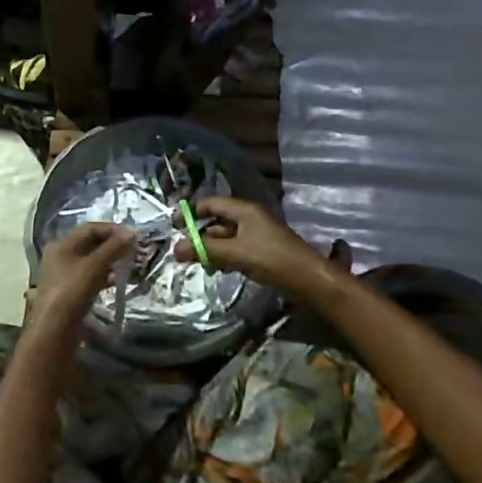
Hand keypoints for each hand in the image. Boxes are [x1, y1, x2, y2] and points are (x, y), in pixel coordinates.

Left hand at [34, 222, 134, 325]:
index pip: (90, 228)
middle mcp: (60, 255)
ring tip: (127, 265)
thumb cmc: (72, 291)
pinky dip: (104, 275)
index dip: (113, 229)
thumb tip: (133, 233)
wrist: (55, 329)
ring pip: (91, 260)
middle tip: (133, 250)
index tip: (133, 236)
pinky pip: (89, 276)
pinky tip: (116, 281)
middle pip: (90, 243)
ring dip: (110, 260)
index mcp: (62, 244)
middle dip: (112, 245)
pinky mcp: (69, 291)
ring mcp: (63, 274)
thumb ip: (114, 248)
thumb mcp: (95, 266)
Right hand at [174, 197, 335, 298]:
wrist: (308, 279)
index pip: (212, 203)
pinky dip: (224, 257)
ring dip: (211, 248)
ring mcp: (256, 235)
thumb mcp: (236, 253)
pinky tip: (217, 269)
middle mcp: (249, 218)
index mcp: (245, 210)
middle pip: (217, 221)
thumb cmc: (272, 258)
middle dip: (200, 235)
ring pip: (225, 237)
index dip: (192, 211)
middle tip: (183, 250)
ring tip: (197, 263)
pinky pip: (235, 249)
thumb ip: (206, 250)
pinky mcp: (260, 251)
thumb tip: (176, 248)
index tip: (174, 225)